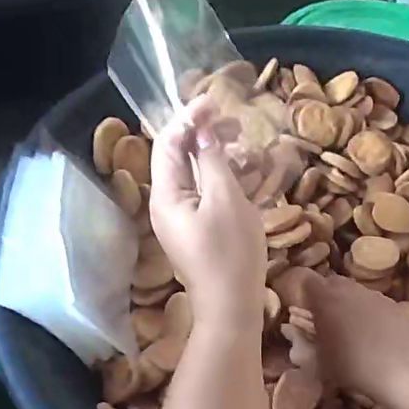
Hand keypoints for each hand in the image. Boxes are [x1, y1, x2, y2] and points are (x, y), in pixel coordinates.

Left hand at [150, 98, 265, 330]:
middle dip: (202, 135)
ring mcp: (181, 221)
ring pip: (194, 177)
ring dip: (214, 156)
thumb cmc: (230, 253)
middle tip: (233, 123)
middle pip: (179, 158)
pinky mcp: (196, 233)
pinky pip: (204, 196)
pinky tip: (242, 175)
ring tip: (241, 144)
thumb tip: (204, 131)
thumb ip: (213, 161)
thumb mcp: (226, 200)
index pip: (168, 143)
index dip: (188, 118)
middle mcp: (166, 205)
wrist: (231, 307)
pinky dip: (220, 180)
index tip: (214, 101)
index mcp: (165, 194)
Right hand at [305, 275, 408, 395]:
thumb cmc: (352, 367)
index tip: (305, 313)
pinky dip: (372, 316)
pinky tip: (376, 338)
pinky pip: (377, 306)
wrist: (402, 369)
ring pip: (357, 294)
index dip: (305, 295)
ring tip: (353, 333)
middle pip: (334, 283)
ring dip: (352, 306)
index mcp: (325, 298)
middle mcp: (350, 289)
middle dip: (328, 298)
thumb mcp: (321, 361)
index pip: (307, 282)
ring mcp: (376, 296)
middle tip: (327, 322)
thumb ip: (311, 343)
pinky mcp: (397, 307)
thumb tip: (306, 337)